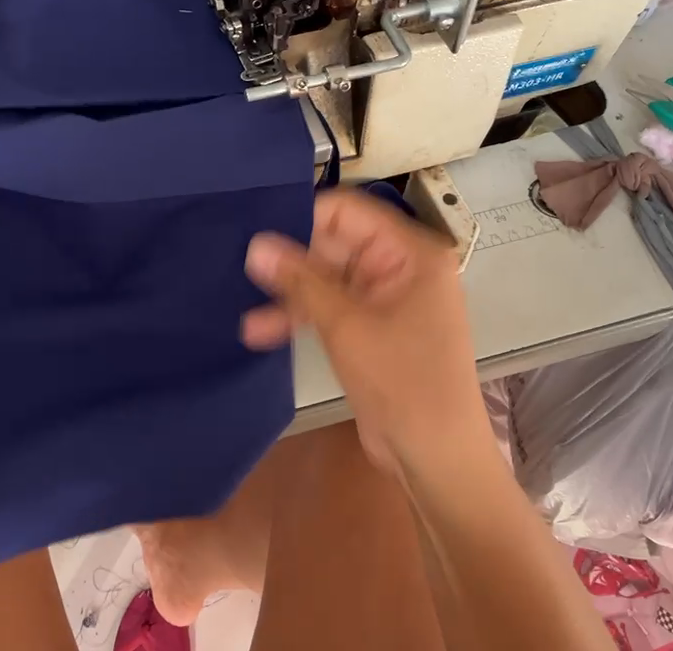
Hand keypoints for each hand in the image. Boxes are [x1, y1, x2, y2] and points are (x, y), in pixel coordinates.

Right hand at [240, 189, 483, 474]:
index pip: (347, 212)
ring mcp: (384, 299)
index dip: (302, 217)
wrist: (435, 460)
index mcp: (410, 253)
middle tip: (238, 264)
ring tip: (243, 303)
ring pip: (325, 279)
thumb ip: (299, 280)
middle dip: (289, 259)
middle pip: (333, 245)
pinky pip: (328, 307)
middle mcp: (399, 268)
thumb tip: (255, 244)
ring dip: (288, 293)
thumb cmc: (403, 383)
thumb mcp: (346, 325)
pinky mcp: (369, 328)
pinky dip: (300, 316)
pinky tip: (260, 330)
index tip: (256, 228)